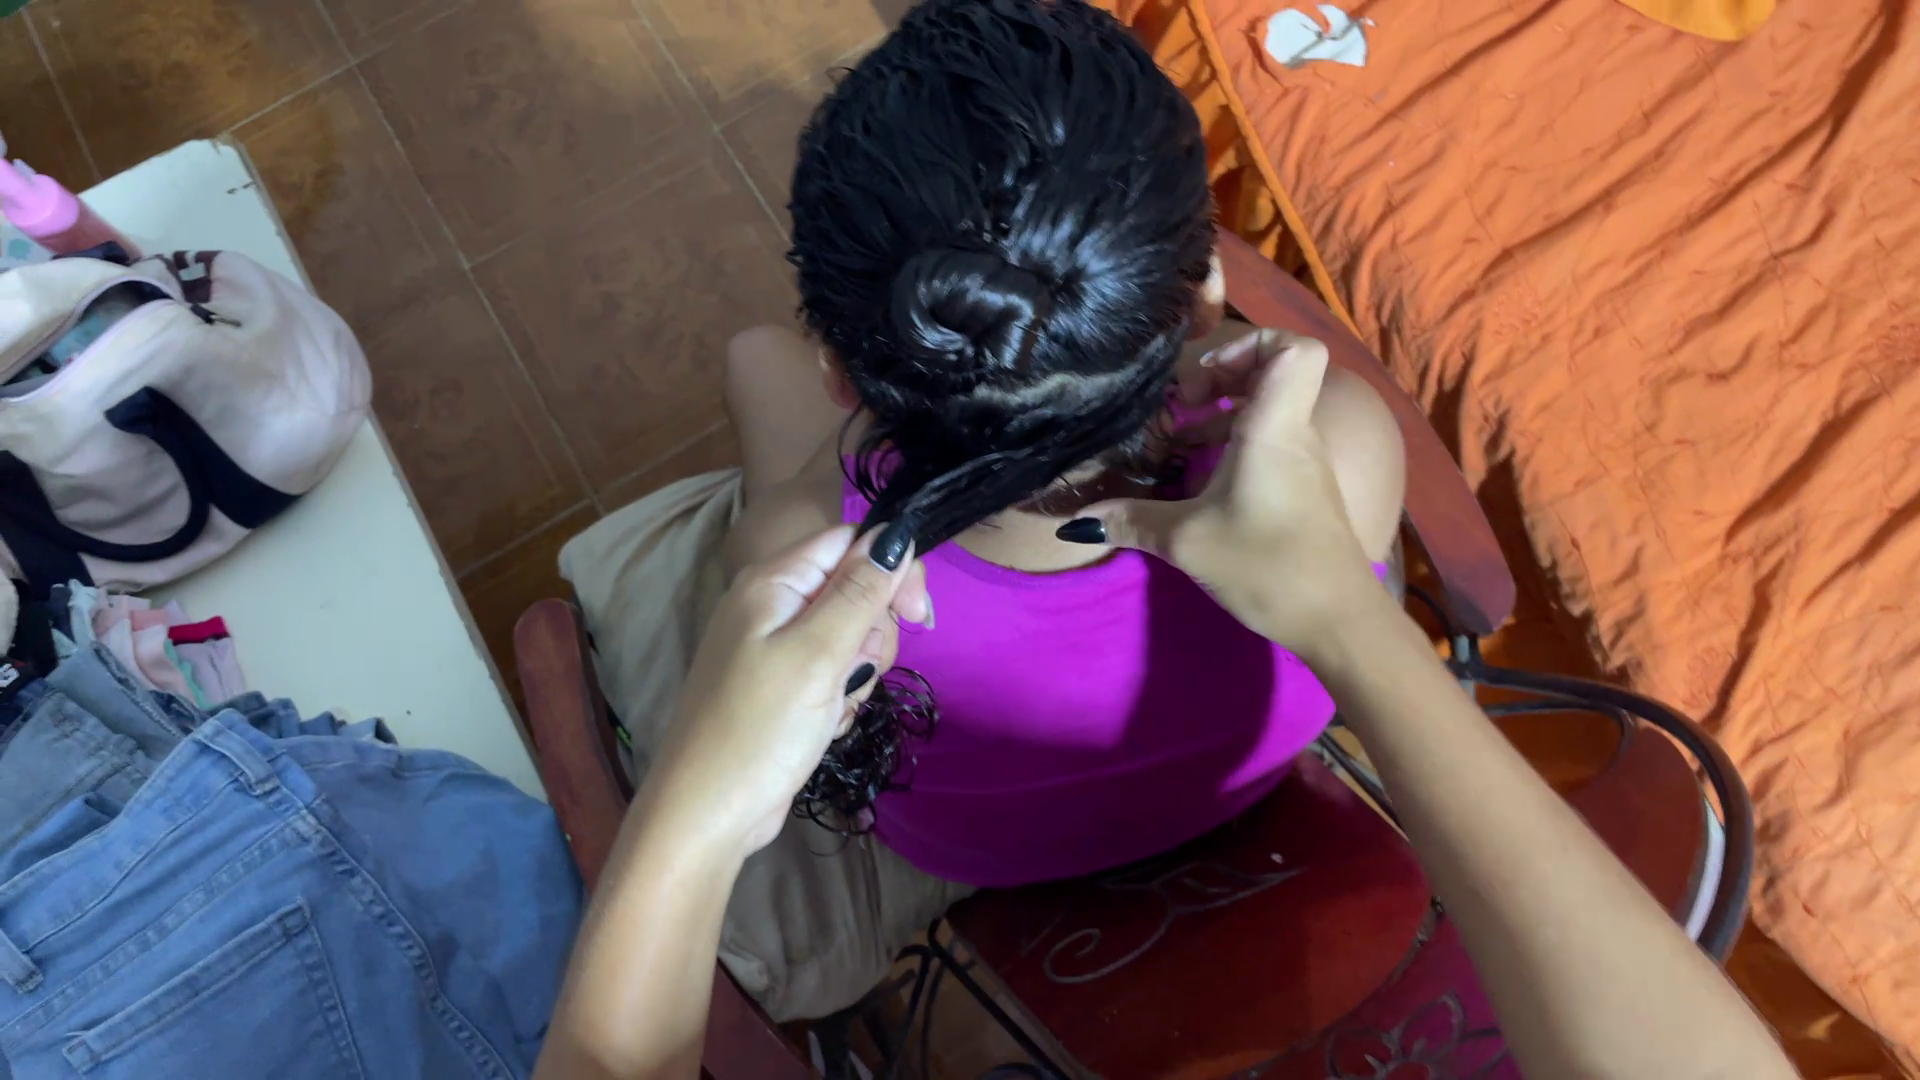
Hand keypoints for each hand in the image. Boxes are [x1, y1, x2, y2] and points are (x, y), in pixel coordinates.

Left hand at [647, 524, 922, 856]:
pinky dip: (841, 697)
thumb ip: (860, 590)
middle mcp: (775, 604)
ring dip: (858, 673)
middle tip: (855, 674)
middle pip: (857, 590)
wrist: (707, 815)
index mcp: (774, 581)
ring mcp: (778, 646)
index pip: (851, 542)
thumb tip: (897, 531)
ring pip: (853, 636)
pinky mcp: (785, 683)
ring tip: (832, 706)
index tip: (918, 617)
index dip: (891, 568)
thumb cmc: (760, 728)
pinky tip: (823, 724)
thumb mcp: (819, 654)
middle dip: (873, 634)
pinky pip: (836, 671)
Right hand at [1063, 330, 1385, 659]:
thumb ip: (1132, 521)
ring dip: (1224, 409)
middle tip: (1183, 402)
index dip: (1248, 343)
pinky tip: (1200, 469)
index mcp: (1272, 428)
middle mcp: (1293, 431)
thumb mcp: (1187, 542)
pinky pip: (1269, 436)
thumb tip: (1079, 522)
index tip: (1202, 376)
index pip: (1291, 349)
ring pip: (1269, 405)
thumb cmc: (1266, 565)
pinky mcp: (1301, 484)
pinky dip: (1234, 438)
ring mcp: (1302, 458)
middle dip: (1222, 372)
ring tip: (1179, 435)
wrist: (1336, 619)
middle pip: (1274, 368)